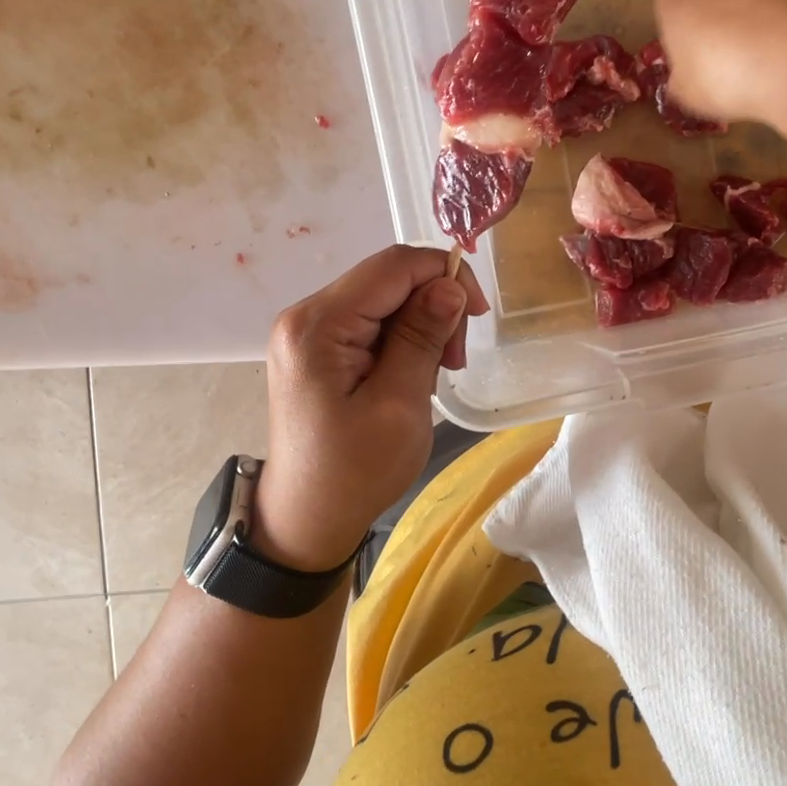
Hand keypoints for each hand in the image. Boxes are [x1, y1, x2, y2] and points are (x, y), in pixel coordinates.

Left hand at [251, 246, 489, 571]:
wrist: (307, 519)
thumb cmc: (355, 471)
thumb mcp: (399, 405)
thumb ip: (421, 337)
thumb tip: (449, 284)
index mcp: (318, 324)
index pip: (394, 265)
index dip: (445, 275)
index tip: (480, 315)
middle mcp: (306, 315)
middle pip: (389, 278)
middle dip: (434, 306)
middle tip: (455, 361)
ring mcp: (308, 331)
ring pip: (384, 299)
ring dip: (422, 325)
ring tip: (435, 374)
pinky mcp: (317, 348)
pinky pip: (372, 322)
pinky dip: (403, 339)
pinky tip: (412, 373)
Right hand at [653, 0, 786, 122]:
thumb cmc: (725, 77)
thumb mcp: (686, 93)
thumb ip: (679, 79)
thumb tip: (684, 76)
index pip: (667, 8)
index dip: (680, 35)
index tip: (694, 60)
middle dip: (712, 17)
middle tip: (726, 56)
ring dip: (745, 13)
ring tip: (759, 52)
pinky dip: (773, 13)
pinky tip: (782, 44)